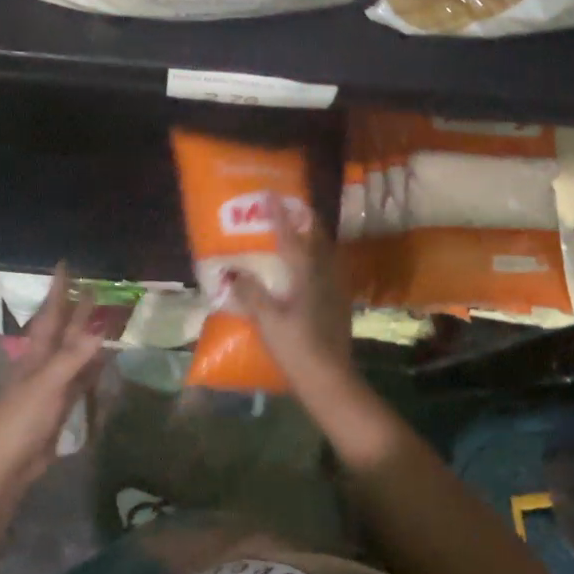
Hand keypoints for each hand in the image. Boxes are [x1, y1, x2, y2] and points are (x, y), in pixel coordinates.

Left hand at [0, 264, 106, 490]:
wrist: (5, 463)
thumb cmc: (19, 420)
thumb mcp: (46, 385)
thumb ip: (72, 358)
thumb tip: (100, 329)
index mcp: (36, 354)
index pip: (51, 314)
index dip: (58, 290)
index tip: (66, 264)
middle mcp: (45, 365)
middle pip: (66, 331)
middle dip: (80, 310)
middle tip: (98, 286)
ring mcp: (53, 386)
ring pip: (75, 355)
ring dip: (89, 337)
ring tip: (107, 317)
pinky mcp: (61, 408)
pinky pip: (81, 381)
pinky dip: (93, 369)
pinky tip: (104, 362)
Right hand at [228, 196, 352, 393]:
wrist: (329, 378)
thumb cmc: (296, 347)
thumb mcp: (267, 320)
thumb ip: (250, 293)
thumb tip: (233, 271)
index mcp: (306, 273)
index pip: (291, 236)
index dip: (279, 215)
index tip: (270, 195)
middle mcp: (325, 274)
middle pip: (317, 238)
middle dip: (303, 221)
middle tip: (287, 211)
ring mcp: (337, 289)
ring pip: (326, 253)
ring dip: (312, 239)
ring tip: (296, 235)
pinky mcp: (340, 304)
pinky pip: (328, 270)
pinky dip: (316, 260)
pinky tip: (306, 271)